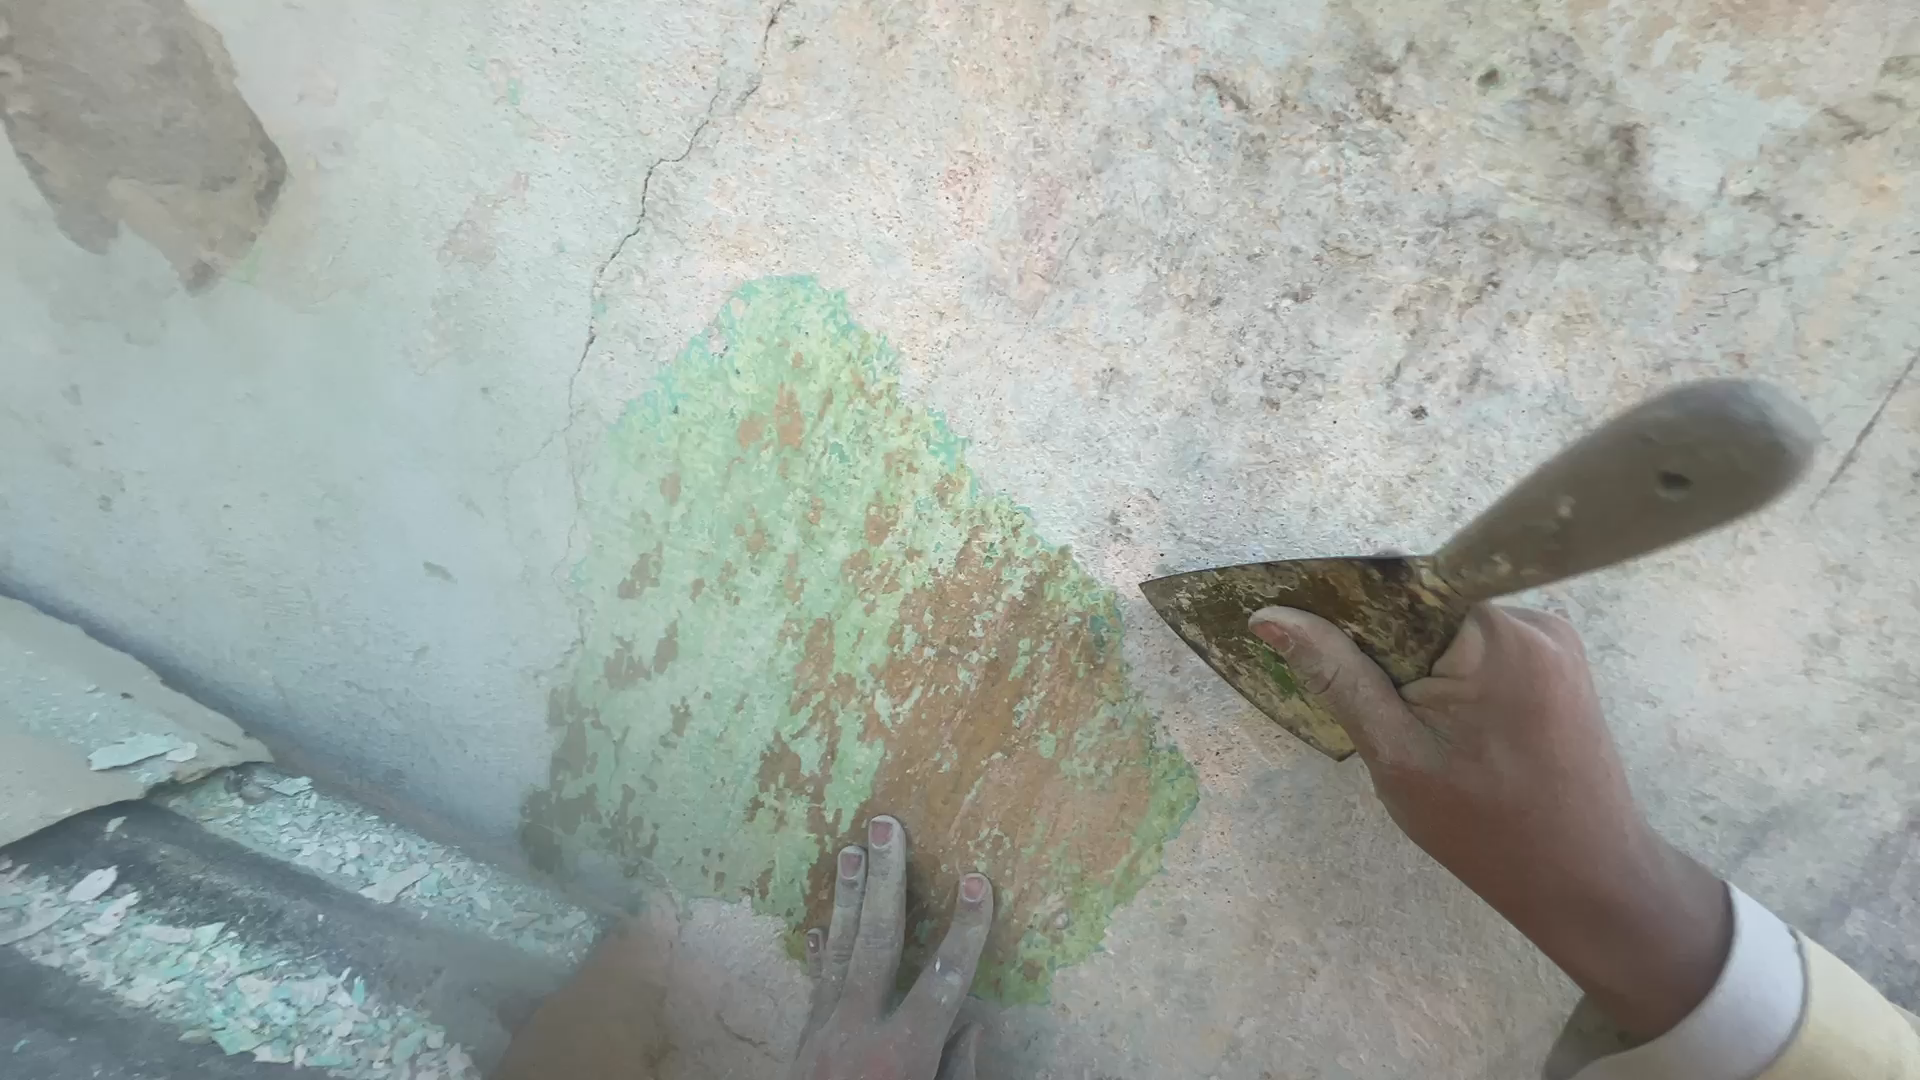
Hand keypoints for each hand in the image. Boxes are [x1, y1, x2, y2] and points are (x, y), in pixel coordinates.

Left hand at [787, 815, 993, 1079]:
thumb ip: (958, 1074)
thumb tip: (969, 1019)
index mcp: (901, 1056)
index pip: (944, 979)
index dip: (965, 929)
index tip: (977, 880)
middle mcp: (858, 1032)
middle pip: (879, 939)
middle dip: (887, 878)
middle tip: (887, 826)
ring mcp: (824, 1033)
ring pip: (841, 948)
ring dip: (848, 895)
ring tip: (851, 848)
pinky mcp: (804, 1042)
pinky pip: (816, 984)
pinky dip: (822, 950)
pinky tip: (822, 922)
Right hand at [1249, 603, 1731, 1037]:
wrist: (1591, 885)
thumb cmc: (1488, 827)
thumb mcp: (1394, 752)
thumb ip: (1336, 674)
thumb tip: (1270, 616)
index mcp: (1499, 636)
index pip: (1398, 589)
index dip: (1346, 611)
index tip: (1311, 640)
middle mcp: (1533, 621)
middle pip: (1419, 605)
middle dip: (1375, 643)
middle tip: (1349, 692)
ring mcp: (1550, 641)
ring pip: (1441, 625)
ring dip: (1405, 660)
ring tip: (1389, 711)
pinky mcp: (1552, 664)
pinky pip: (1471, 644)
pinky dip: (1437, 669)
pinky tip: (1426, 714)